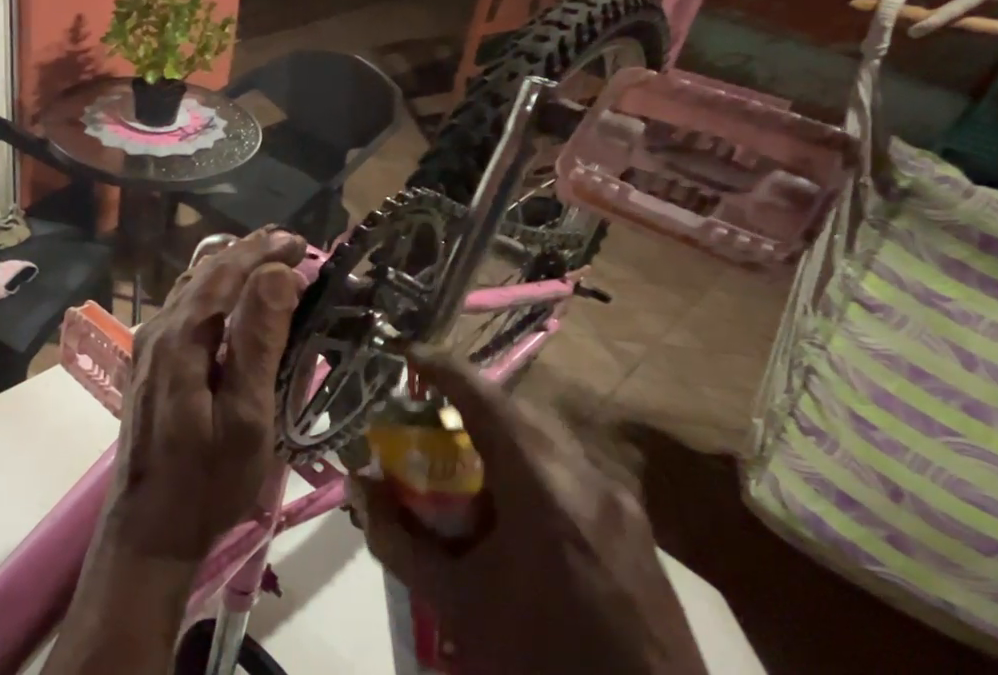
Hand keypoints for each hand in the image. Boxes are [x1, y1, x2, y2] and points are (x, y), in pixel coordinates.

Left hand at [105, 227, 306, 562]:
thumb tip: (277, 274)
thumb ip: (259, 342)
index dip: (261, 252)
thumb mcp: (247, 416)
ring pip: (190, 291)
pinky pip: (184, 312)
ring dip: (230, 271)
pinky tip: (233, 305)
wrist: (149, 526)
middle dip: (247, 255)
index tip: (300, 242)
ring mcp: (148, 348)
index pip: (223, 274)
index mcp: (181, 339)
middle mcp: (157, 332)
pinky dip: (214, 295)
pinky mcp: (149, 365)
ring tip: (268, 266)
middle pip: (204, 275)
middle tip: (291, 247)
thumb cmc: (207, 480)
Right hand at [348, 351, 706, 674]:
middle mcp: (588, 479)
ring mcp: (621, 504)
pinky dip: (531, 466)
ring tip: (461, 460)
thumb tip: (360, 490)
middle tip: (426, 413)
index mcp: (543, 488)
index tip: (406, 354)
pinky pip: (572, 472)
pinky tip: (509, 510)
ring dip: (502, 435)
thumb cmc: (541, 657)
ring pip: (550, 441)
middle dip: (471, 402)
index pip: (486, 400)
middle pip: (521, 413)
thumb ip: (400, 541)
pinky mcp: (637, 531)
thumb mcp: (456, 603)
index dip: (442, 369)